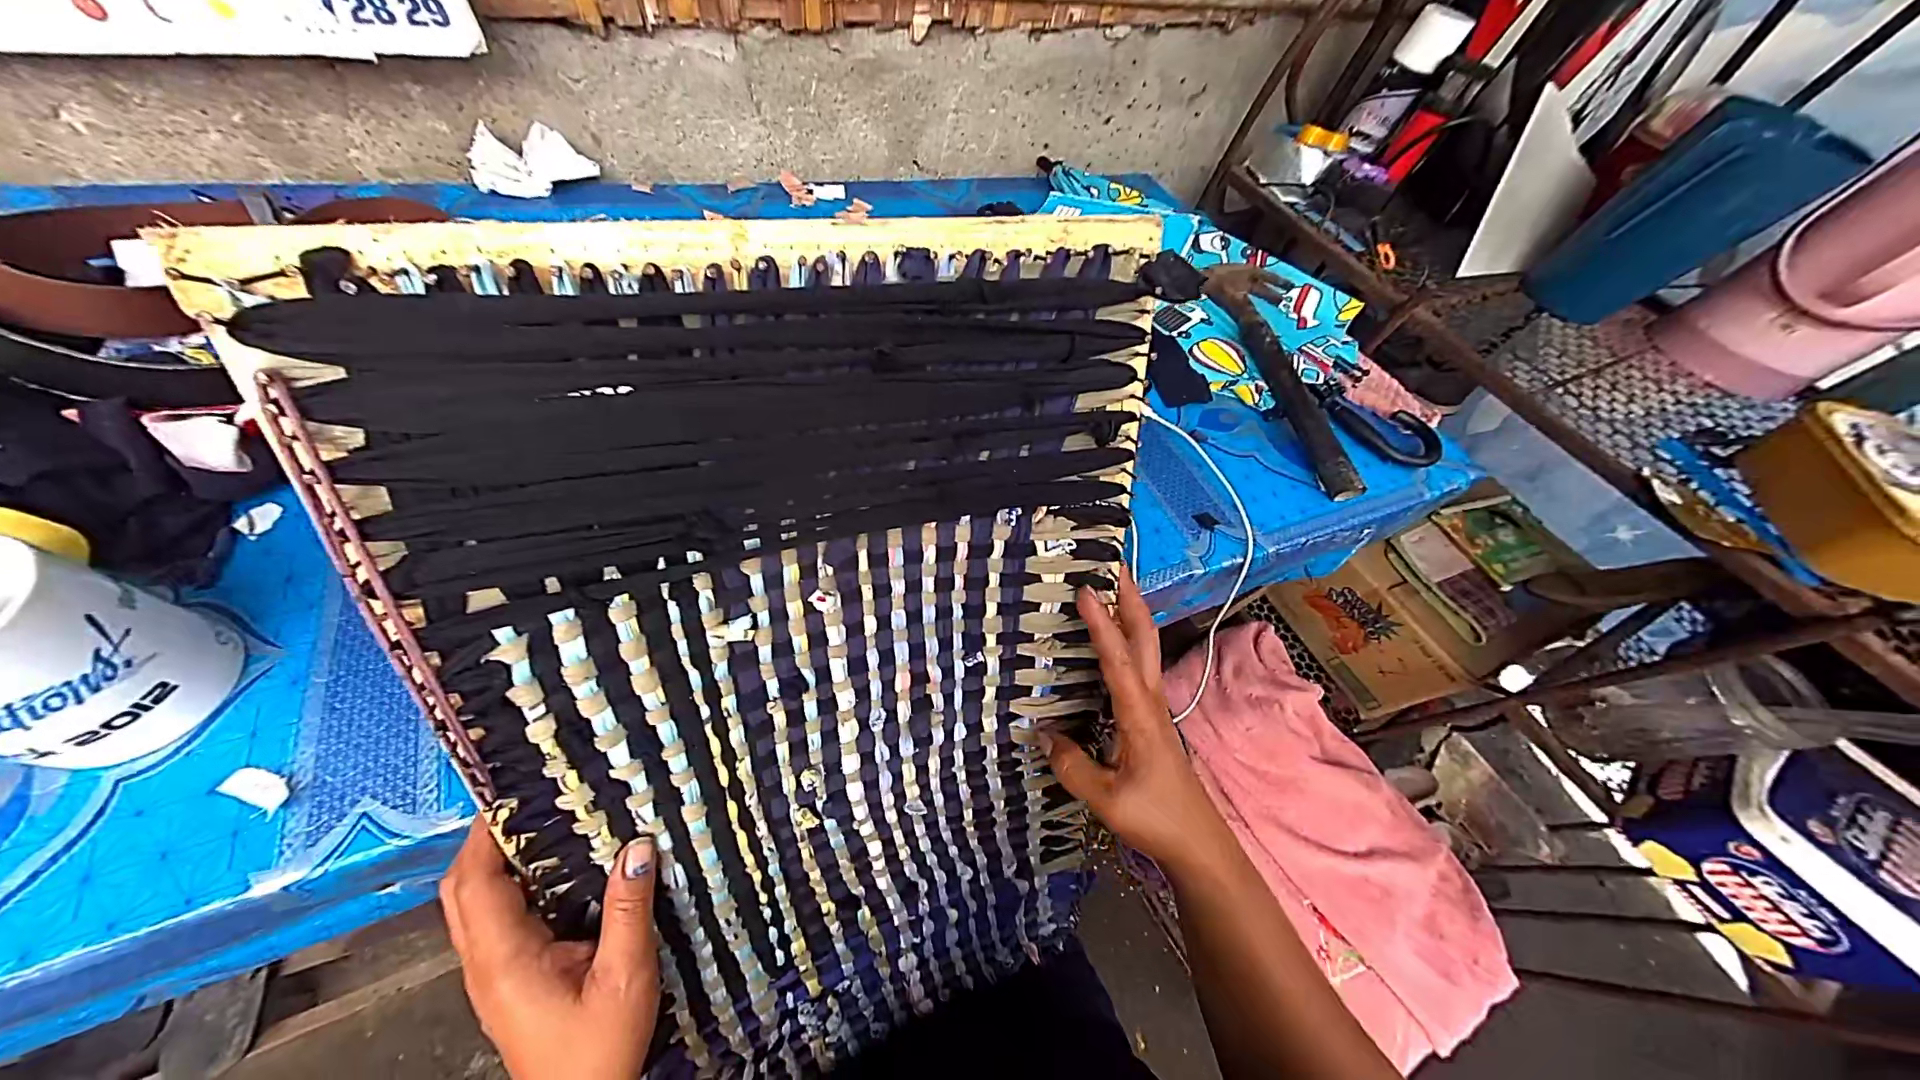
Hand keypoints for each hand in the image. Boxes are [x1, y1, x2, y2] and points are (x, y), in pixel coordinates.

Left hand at [440, 818, 660, 1079]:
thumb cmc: (598, 1048)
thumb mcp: (625, 975)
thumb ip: (629, 910)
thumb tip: (639, 847)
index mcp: (504, 959)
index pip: (474, 884)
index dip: (482, 836)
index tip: (509, 795)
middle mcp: (486, 962)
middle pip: (461, 890)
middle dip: (484, 841)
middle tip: (529, 801)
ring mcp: (492, 972)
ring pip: (475, 904)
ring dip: (498, 860)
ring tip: (544, 821)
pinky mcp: (509, 977)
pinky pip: (498, 918)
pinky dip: (514, 883)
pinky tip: (557, 867)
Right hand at [1041, 569, 1234, 872]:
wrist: (1199, 843)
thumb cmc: (1156, 818)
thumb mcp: (1106, 799)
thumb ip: (1071, 765)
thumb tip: (1043, 734)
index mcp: (1139, 715)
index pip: (1118, 660)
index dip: (1101, 624)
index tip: (1086, 590)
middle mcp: (1150, 703)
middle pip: (1145, 640)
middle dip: (1131, 601)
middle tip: (1114, 567)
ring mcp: (1154, 709)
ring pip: (1146, 651)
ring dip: (1131, 617)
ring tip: (1111, 593)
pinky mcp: (1151, 720)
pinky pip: (1139, 670)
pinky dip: (1127, 644)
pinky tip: (1111, 648)